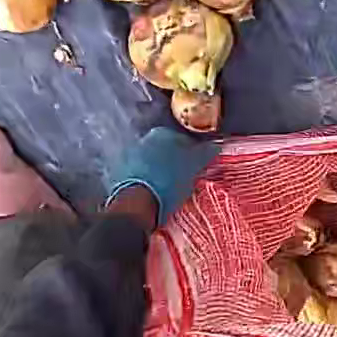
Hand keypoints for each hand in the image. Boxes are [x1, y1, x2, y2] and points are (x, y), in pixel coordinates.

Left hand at [105, 127, 219, 226]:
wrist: (137, 204)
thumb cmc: (169, 181)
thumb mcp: (194, 167)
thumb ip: (205, 153)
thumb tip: (216, 145)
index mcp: (162, 133)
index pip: (184, 139)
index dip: (194, 152)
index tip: (199, 165)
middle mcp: (144, 140)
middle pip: (167, 149)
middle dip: (177, 160)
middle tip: (187, 175)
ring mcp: (130, 156)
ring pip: (154, 161)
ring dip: (163, 170)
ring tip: (173, 186)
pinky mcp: (121, 173)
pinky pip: (143, 173)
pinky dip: (151, 179)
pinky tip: (158, 191)